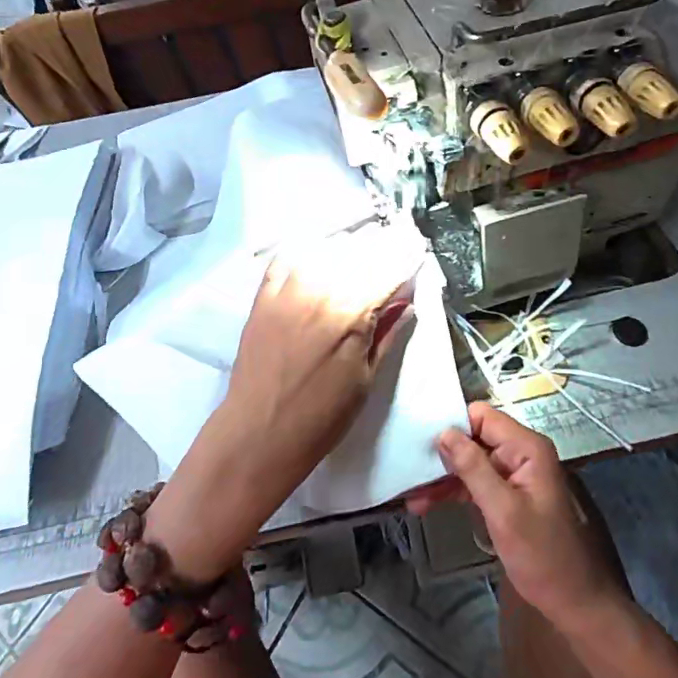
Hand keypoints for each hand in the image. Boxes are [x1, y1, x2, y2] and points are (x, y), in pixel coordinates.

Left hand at [148, 226, 420, 579]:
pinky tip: (317, 251)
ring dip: (346, 246)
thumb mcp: (365, 379)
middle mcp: (320, 291)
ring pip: (323, 250)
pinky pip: (285, 259)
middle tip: (396, 243)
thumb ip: (386, 334)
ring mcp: (287, 291)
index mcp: (351, 313)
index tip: (418, 251)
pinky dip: (306, 251)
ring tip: (360, 248)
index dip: (407, 260)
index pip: (388, 272)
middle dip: (382, 246)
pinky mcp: (263, 298)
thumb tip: (406, 302)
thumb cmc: (321, 417)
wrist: (259, 434)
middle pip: (358, 254)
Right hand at [430, 402, 624, 626]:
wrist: (573, 600)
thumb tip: (444, 432)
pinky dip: (453, 491)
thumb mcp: (503, 510)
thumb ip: (474, 468)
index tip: (420, 441)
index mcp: (527, 448)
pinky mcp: (507, 495)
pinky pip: (475, 482)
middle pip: (473, 438)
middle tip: (409, 473)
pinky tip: (427, 504)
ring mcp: (514, 474)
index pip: (482, 417)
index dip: (452, 425)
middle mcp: (521, 453)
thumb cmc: (542, 554)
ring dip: (443, 477)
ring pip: (470, 461)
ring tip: (412, 496)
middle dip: (442, 455)